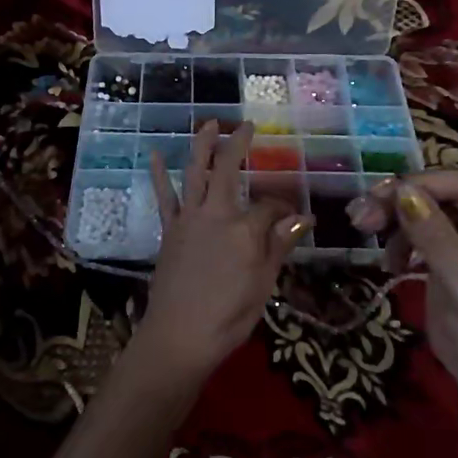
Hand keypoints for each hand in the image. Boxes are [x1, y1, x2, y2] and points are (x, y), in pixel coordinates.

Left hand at [134, 121, 310, 384]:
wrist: (180, 333)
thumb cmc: (229, 315)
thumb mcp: (264, 284)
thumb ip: (279, 246)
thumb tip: (303, 220)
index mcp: (245, 229)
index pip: (270, 206)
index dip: (284, 207)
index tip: (294, 216)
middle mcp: (216, 214)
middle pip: (228, 170)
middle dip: (238, 144)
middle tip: (247, 126)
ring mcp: (188, 219)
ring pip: (195, 173)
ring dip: (201, 146)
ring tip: (207, 124)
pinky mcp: (168, 230)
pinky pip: (164, 197)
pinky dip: (158, 175)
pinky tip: (153, 155)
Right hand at [349, 170, 457, 407]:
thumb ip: (435, 236)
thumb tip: (402, 190)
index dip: (421, 185)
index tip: (376, 196)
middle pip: (444, 196)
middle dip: (400, 202)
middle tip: (359, 217)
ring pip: (429, 212)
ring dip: (394, 220)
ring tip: (364, 233)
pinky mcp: (455, 260)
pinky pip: (423, 235)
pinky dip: (400, 241)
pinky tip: (390, 263)